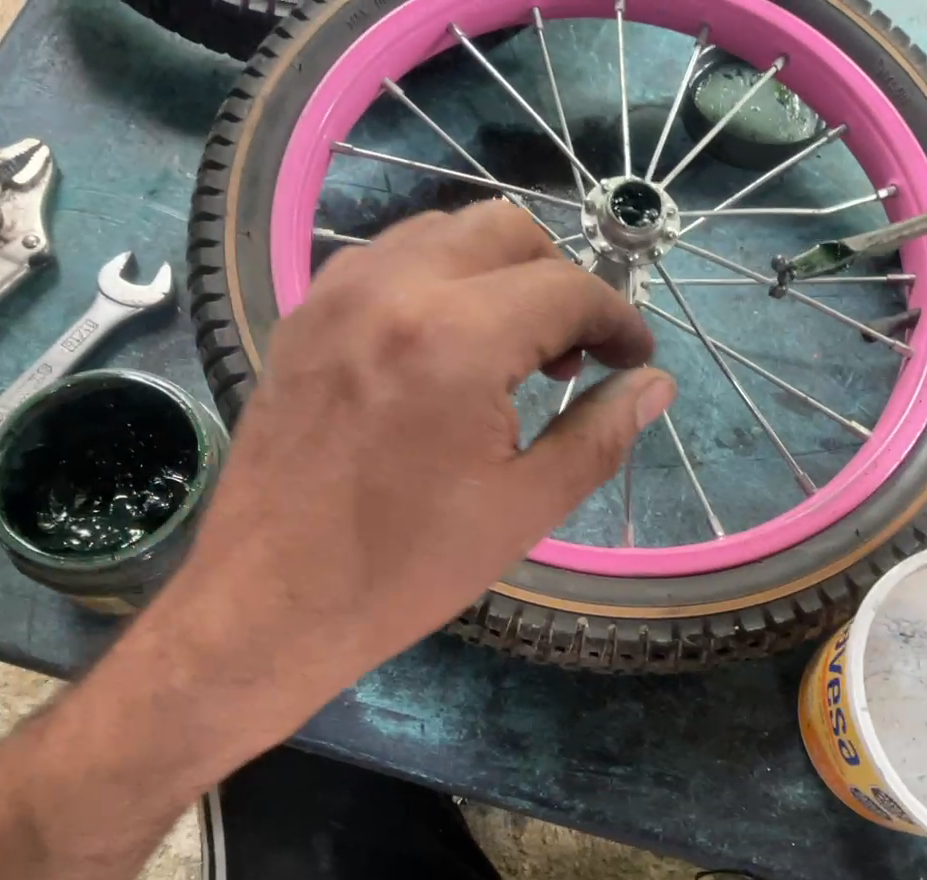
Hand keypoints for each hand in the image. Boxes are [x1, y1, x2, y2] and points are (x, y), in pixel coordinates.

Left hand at [156, 202, 665, 719]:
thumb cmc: (404, 569)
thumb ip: (599, 435)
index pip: (566, 289)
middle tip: (573, 354)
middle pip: (505, 230)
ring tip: (509, 350)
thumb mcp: (522, 509)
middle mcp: (393, 289)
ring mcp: (336, 295)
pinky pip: (384, 263)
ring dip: (495, 273)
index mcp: (456, 338)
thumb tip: (654, 386)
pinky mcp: (302, 318)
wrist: (271, 603)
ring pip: (441, 233)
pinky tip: (442, 347)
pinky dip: (434, 281)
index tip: (635, 360)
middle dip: (559, 280)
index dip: (617, 321)